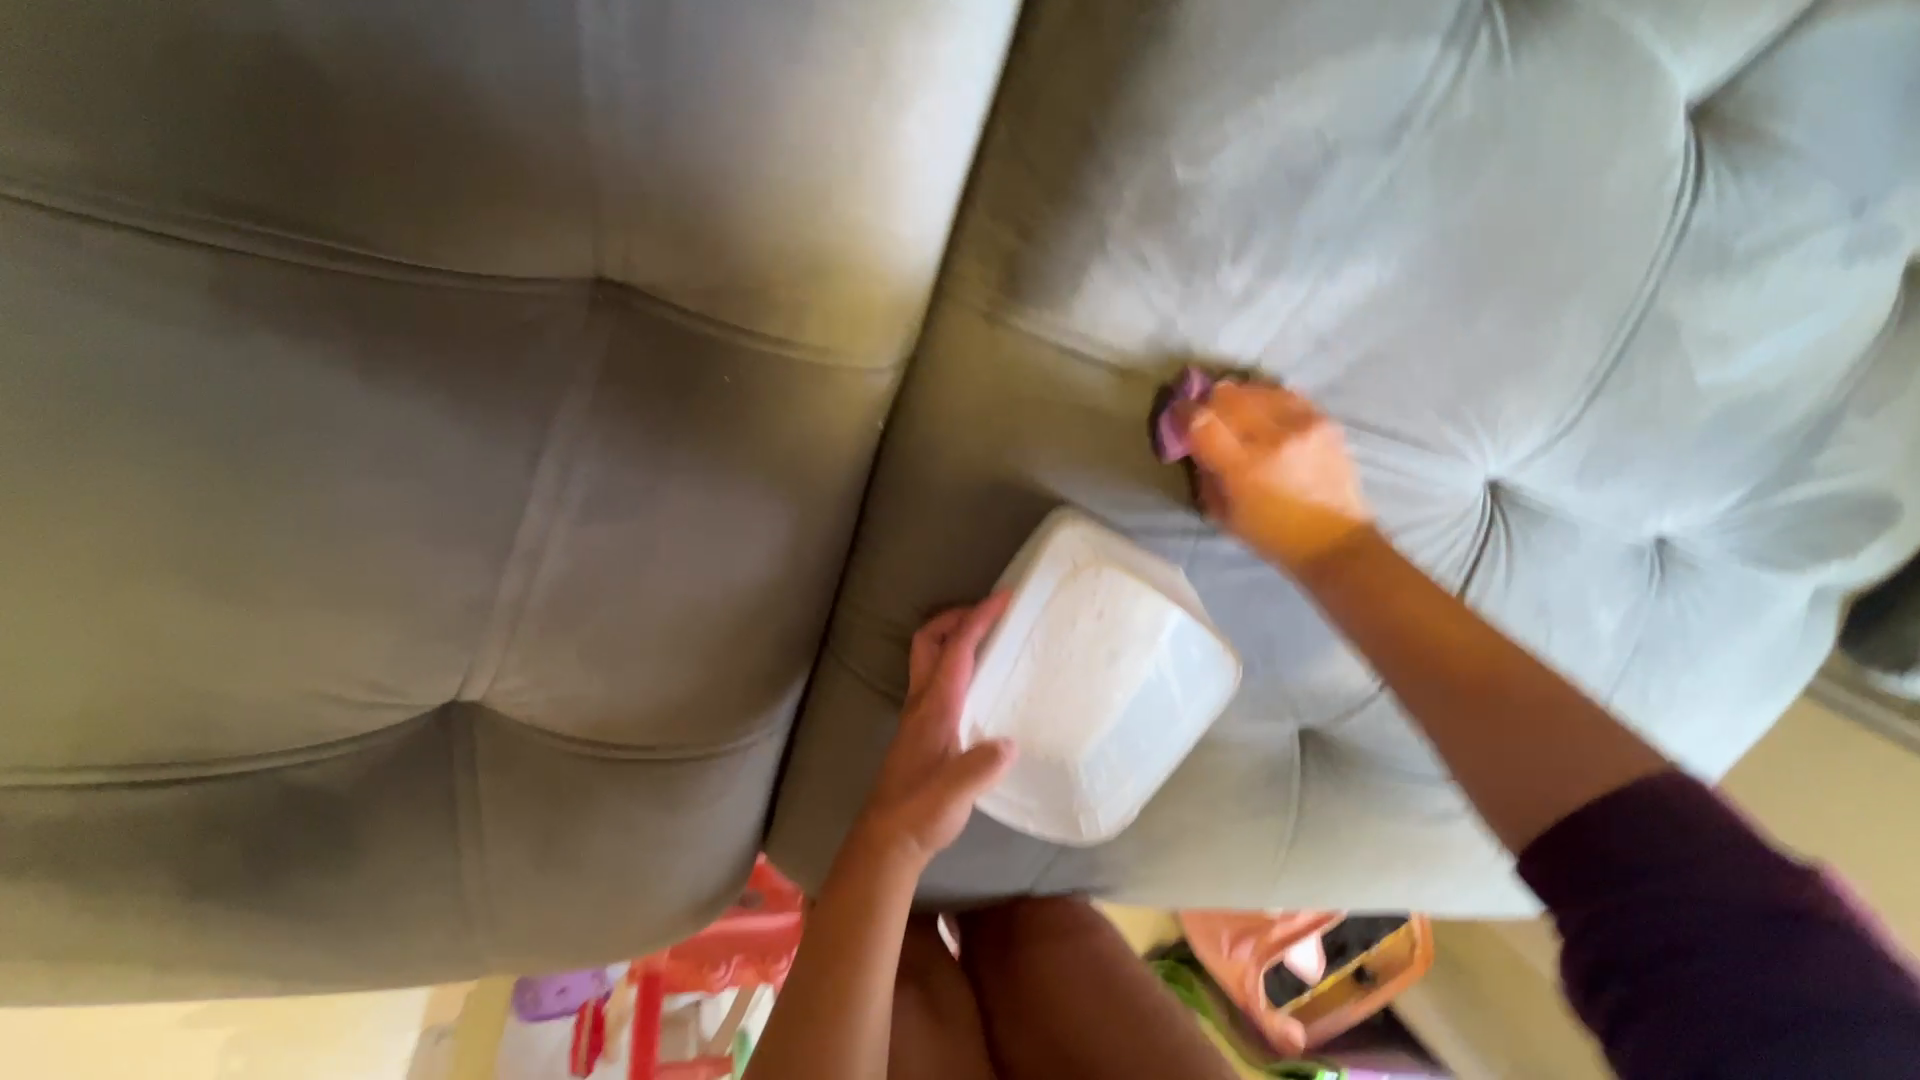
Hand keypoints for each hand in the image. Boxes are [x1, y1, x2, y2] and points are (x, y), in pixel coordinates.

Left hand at [849, 594, 1017, 869]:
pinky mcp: (920, 731)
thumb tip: (1009, 744)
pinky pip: (936, 681)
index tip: (1003, 597)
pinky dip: (954, 665)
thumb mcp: (954, 794)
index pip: (956, 650)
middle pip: (929, 642)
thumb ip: (979, 768)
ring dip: (952, 639)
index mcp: (933, 707)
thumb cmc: (919, 814)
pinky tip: (978, 686)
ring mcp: (918, 716)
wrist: (887, 841)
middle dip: (955, 617)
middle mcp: (922, 703)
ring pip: (928, 659)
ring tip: (988, 641)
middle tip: (988, 613)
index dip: (978, 619)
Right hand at [1174, 381, 1373, 572]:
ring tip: (1237, 415)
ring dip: (1239, 398)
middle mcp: (1273, 437)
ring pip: (1255, 388)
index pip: (1201, 420)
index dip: (1183, 412)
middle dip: (1210, 403)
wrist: (1334, 539)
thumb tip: (1196, 442)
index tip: (1179, 416)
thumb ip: (1205, 472)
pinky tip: (1264, 414)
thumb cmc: (1271, 535)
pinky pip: (1284, 394)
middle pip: (1226, 395)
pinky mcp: (1323, 419)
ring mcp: (1302, 423)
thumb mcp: (1222, 514)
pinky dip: (1266, 400)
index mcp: (1243, 467)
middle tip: (1208, 417)